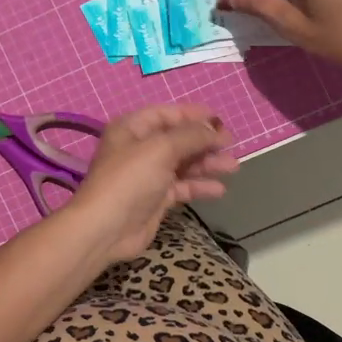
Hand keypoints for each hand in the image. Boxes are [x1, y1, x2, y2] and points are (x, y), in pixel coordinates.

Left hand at [68, 104, 236, 261]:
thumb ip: (190, 136)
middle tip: (232, 143)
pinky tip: (219, 189)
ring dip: (206, 163)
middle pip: (176, 139)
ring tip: (233, 167)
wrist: (107, 227)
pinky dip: (199, 186)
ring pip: (182, 164)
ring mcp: (147, 175)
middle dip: (203, 140)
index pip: (164, 114)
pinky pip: (182, 187)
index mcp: (131, 129)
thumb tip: (213, 129)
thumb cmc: (130, 180)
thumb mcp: (160, 149)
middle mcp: (138, 149)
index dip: (191, 114)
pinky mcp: (155, 199)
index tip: (219, 119)